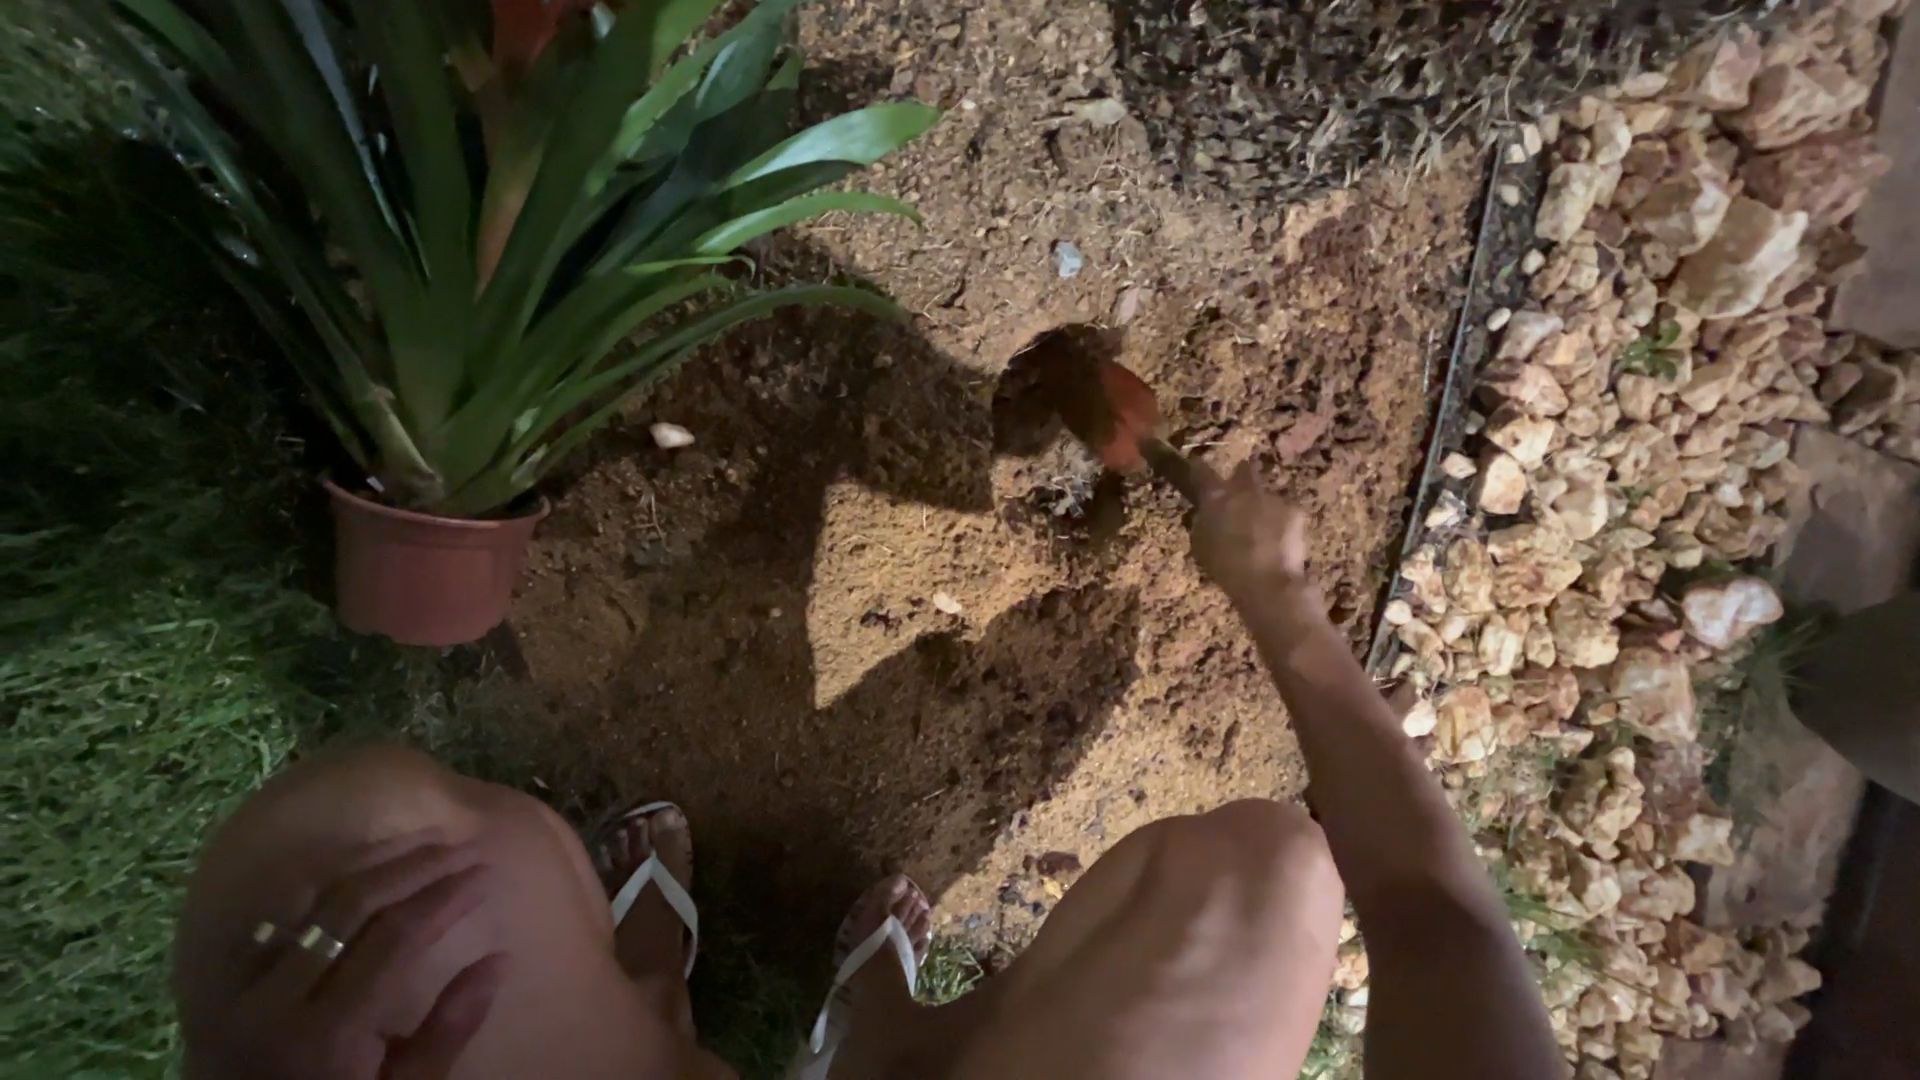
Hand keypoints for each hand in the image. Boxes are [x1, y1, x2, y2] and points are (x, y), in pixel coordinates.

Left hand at [200, 834, 504, 1079]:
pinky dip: (319, 876)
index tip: (486, 873)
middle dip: (420, 866)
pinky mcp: (218, 981)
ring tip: (424, 838)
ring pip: (310, 895)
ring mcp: (237, 987)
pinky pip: (270, 911)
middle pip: (354, 904)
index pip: (396, 937)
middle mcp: (273, 1002)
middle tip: (464, 847)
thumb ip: (449, 1029)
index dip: (446, 896)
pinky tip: (361, 860)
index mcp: (324, 1036)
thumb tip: (501, 959)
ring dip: (374, 857)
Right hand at [1190, 461, 1309, 602]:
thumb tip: (1208, 515)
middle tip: (1239, 489)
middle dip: (1241, 475)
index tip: (1197, 465)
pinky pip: (1285, 512)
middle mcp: (1244, 490)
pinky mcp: (1294, 511)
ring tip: (1263, 528)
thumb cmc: (1224, 566)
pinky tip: (1280, 540)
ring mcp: (1271, 498)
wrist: (1266, 581)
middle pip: (1244, 470)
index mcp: (1216, 498)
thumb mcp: (1201, 545)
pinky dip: (1282, 522)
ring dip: (1263, 505)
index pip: (1203, 472)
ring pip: (1266, 494)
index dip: (1199, 468)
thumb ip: (1204, 523)